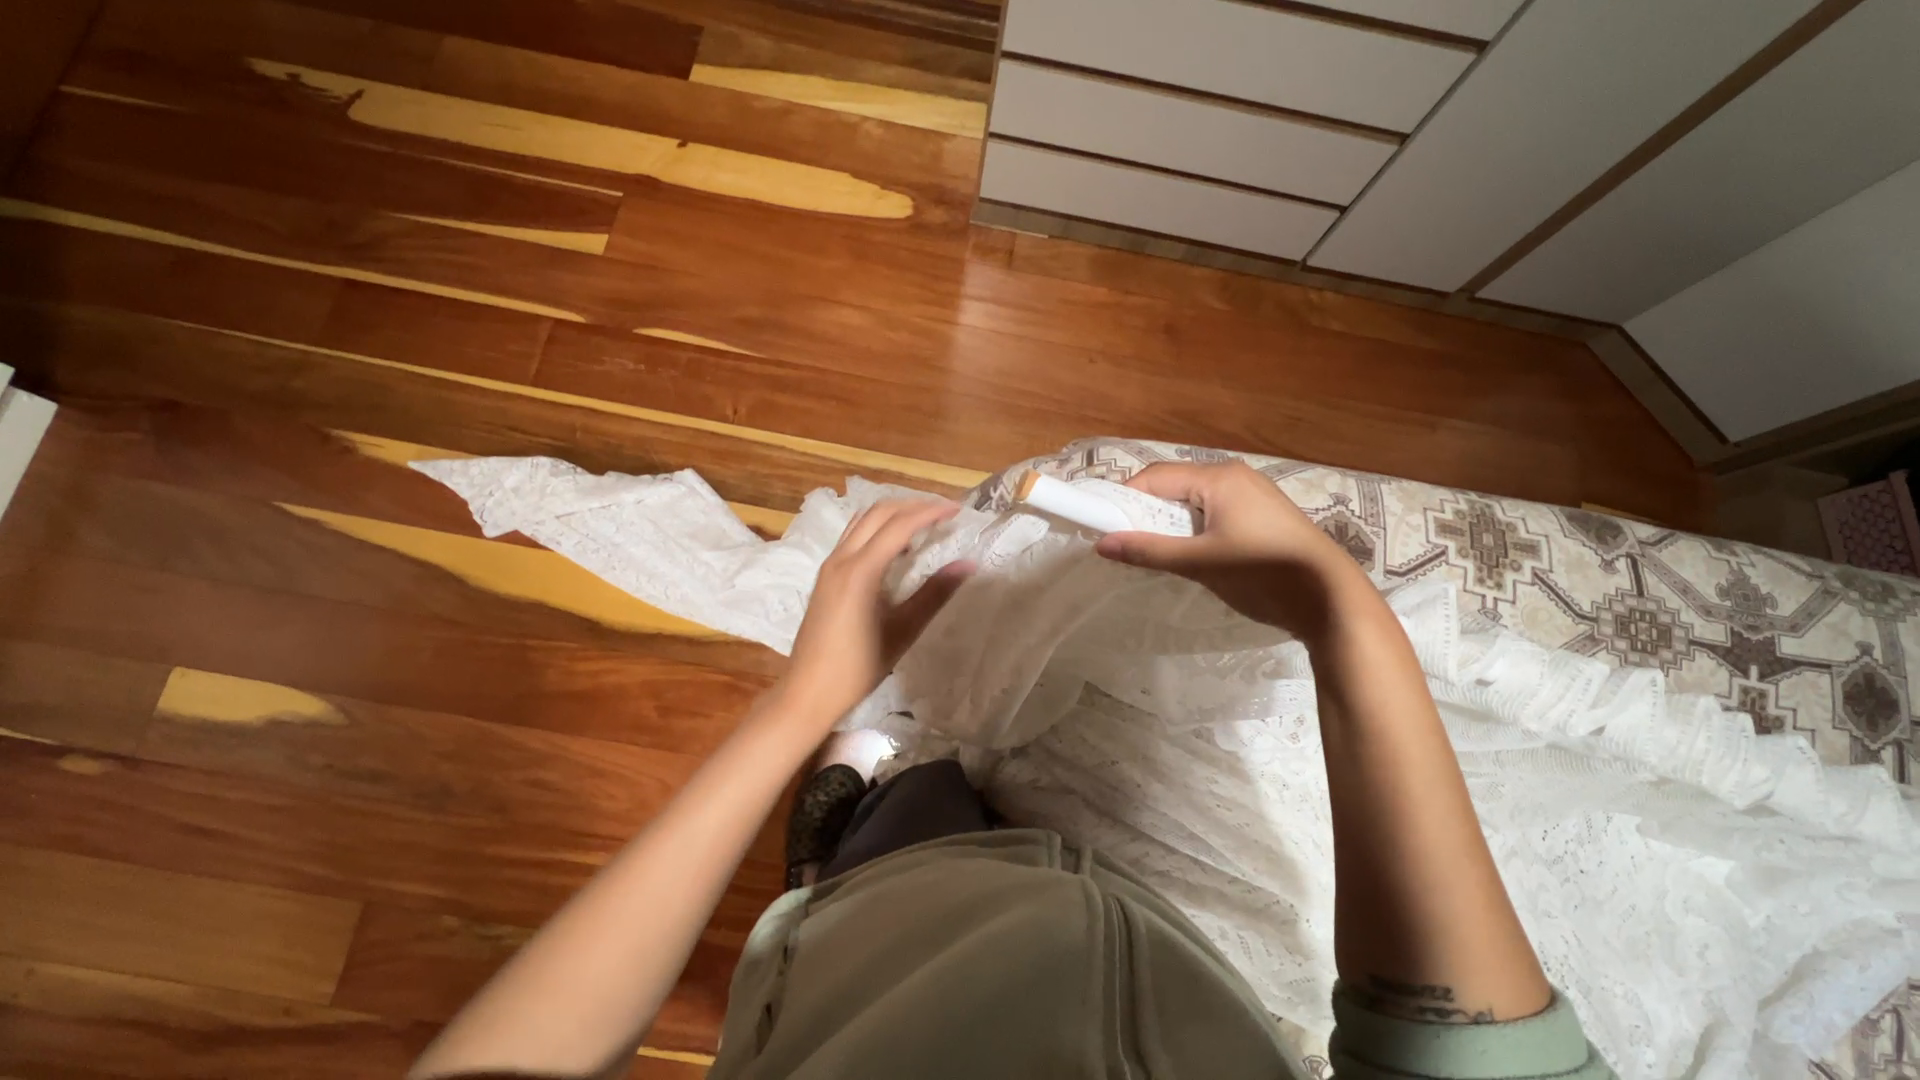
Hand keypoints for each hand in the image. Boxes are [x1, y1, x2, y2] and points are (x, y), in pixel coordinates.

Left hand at [778, 498, 975, 723]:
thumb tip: (968, 564)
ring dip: (894, 513)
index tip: (958, 510)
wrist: (808, 691)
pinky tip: (897, 549)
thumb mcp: (903, 631)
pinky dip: (878, 529)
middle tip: (944, 512)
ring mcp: (829, 565)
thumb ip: (934, 594)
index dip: (930, 512)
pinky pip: (853, 536)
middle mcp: (841, 559)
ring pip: (862, 520)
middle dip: (913, 505)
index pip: (899, 525)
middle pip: (879, 512)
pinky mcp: (825, 576)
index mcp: (860, 571)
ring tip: (924, 523)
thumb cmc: (858, 668)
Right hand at [1093, 462, 1360, 638]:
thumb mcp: (1200, 564)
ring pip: (1194, 501)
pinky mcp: (1262, 514)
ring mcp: (1251, 493)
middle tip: (1132, 546)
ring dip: (1172, 524)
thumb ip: (1149, 550)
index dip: (1126, 499)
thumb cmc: (1262, 573)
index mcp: (1218, 478)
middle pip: (1174, 485)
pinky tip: (1194, 555)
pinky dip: (1195, 529)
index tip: (1107, 529)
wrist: (1330, 598)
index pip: (1155, 476)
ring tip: (1161, 555)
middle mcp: (1234, 475)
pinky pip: (1214, 512)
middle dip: (1148, 513)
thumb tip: (1101, 544)